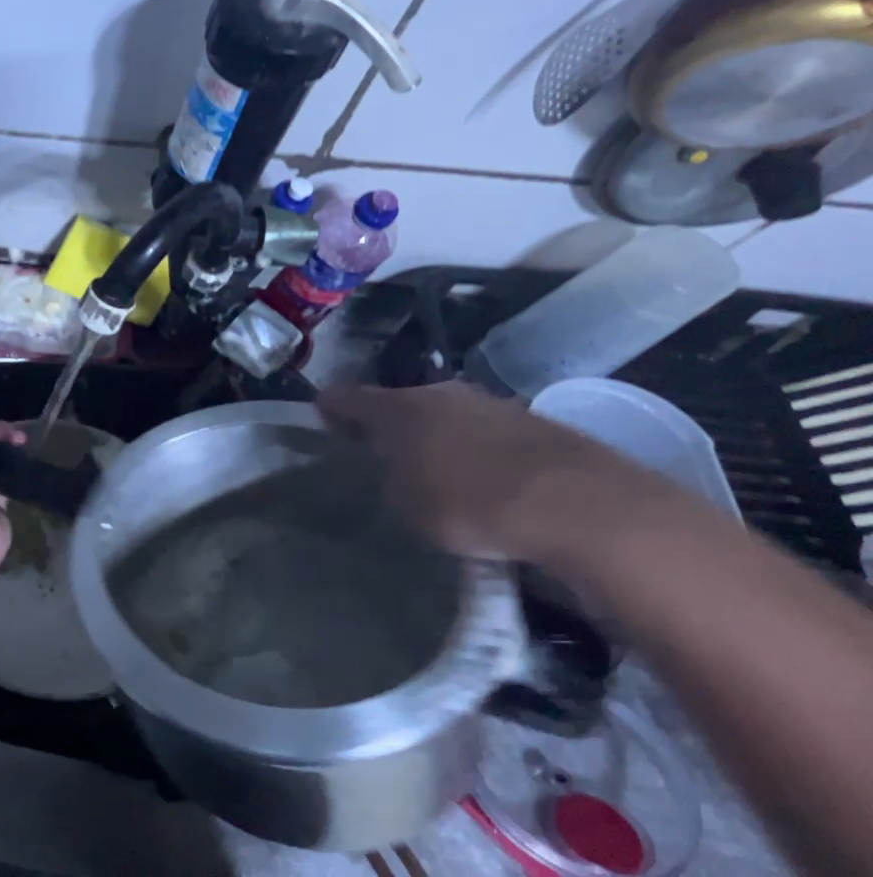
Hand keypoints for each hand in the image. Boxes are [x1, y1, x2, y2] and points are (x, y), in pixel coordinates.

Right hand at [317, 382, 690, 563]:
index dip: (331, 407)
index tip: (320, 415)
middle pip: (403, 403)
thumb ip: (390, 479)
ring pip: (449, 415)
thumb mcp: (407, 504)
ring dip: (439, 435)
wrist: (579, 505)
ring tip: (436, 466)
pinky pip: (490, 433)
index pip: (348, 398)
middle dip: (390, 423)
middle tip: (380, 449)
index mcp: (397, 408)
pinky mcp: (538, 423)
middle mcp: (441, 394)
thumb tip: (393, 469)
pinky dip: (479, 449)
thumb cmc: (469, 504)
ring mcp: (494, 403)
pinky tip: (485, 478)